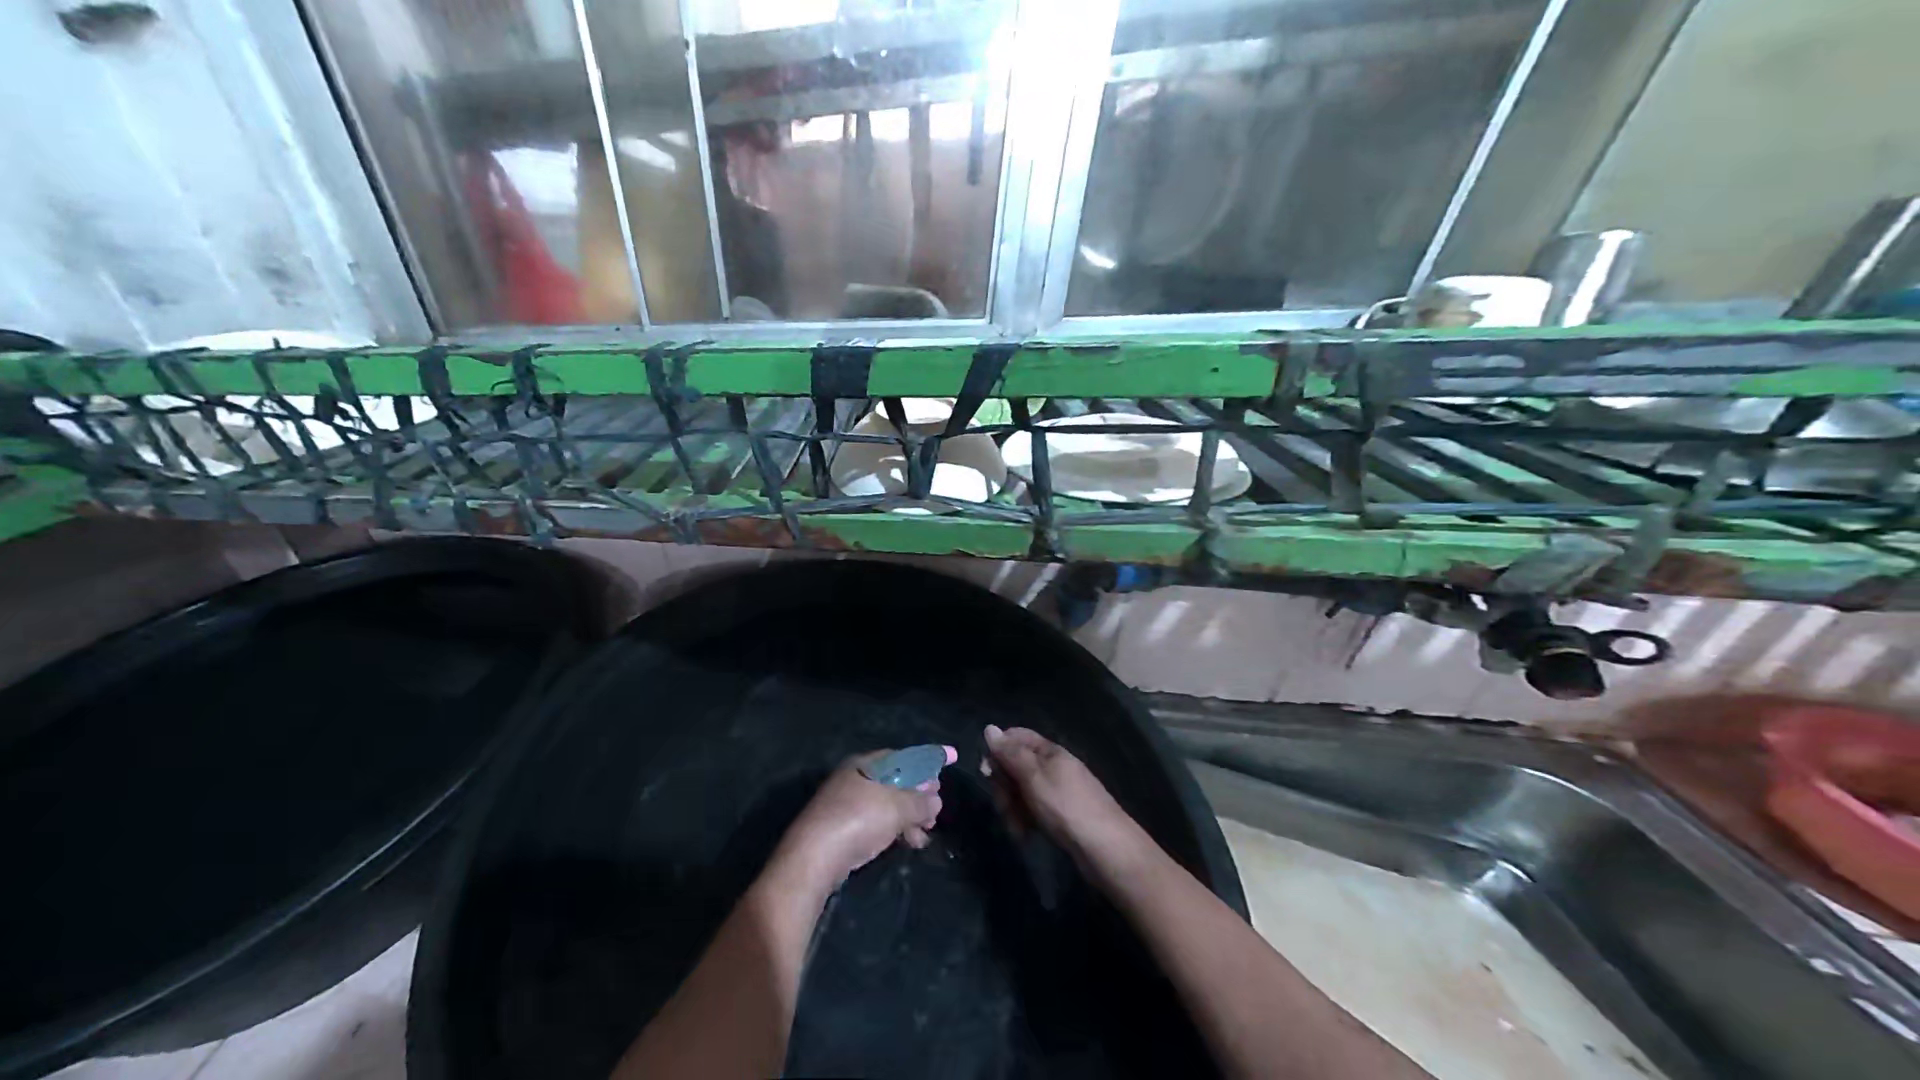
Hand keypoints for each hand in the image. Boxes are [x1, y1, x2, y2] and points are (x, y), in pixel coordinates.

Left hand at [771, 747, 954, 891]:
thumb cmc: (858, 820)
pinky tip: (909, 843)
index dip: (930, 757)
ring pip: (890, 804)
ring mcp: (849, 804)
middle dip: (922, 793)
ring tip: (926, 833)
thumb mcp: (897, 807)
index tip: (952, 757)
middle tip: (938, 808)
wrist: (812, 858)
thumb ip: (921, 801)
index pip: (905, 756)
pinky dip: (897, 829)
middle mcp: (856, 778)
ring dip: (912, 816)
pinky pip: (879, 822)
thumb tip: (935, 800)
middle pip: (898, 780)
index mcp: (866, 764)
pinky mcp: (845, 829)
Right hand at [982, 725, 1152, 874]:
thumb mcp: (1034, 776)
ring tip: (1017, 827)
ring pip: (1021, 792)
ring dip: (1012, 808)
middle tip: (1004, 804)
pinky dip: (1024, 821)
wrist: (1105, 848)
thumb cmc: (1066, 806)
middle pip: (1015, 766)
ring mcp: (1056, 792)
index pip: (1016, 737)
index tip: (987, 771)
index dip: (998, 751)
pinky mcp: (1059, 815)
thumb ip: (1010, 753)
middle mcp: (1052, 767)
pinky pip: (1032, 811)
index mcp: (1049, 752)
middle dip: (1003, 786)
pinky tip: (1025, 835)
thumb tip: (989, 728)